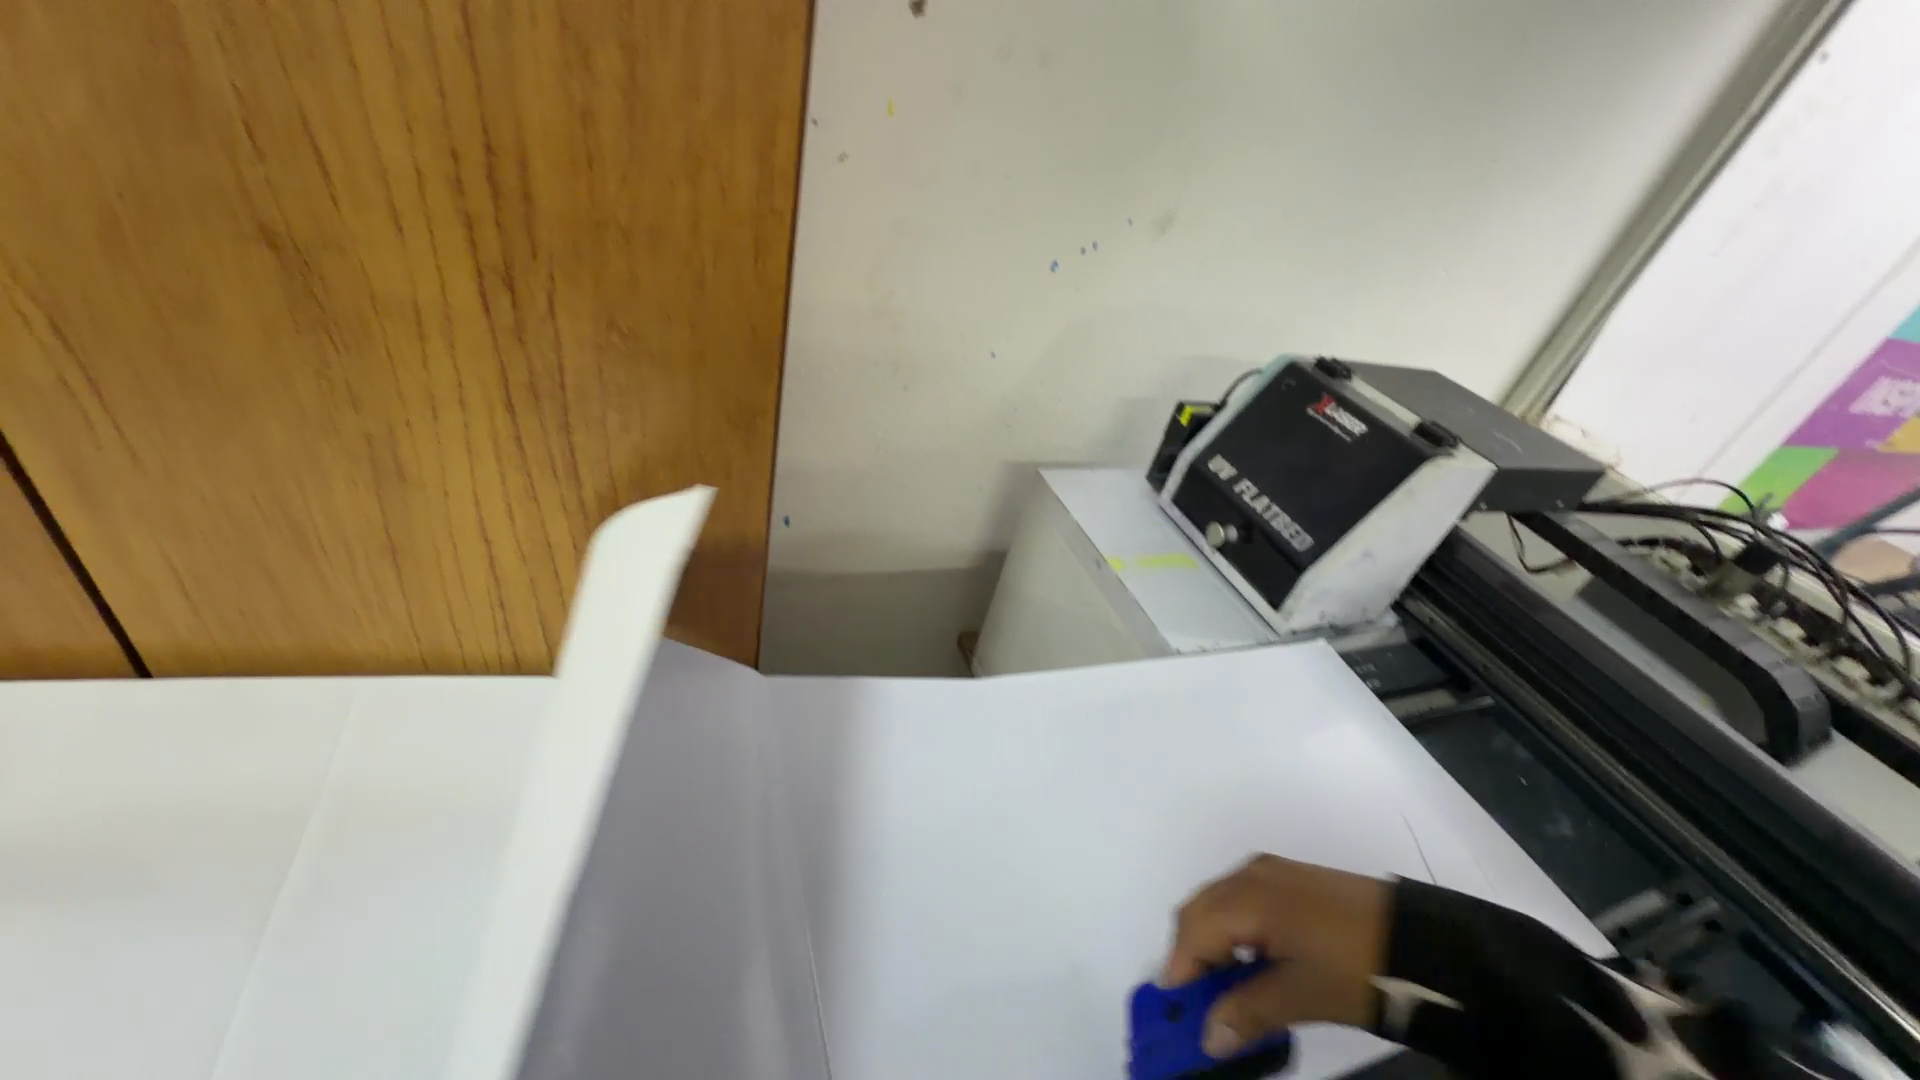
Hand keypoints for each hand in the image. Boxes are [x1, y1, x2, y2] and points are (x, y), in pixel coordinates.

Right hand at [1163, 854, 1390, 1056]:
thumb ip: (1248, 1012)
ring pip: (1219, 905)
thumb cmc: (1356, 966)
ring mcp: (1272, 873)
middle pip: (1199, 913)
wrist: (1426, 940)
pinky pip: (1242, 900)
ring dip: (1212, 943)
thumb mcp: (1302, 997)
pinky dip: (1234, 930)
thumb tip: (1210, 1037)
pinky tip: (1252, 963)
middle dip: (1191, 957)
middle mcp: (1251, 875)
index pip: (1193, 931)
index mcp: (1248, 896)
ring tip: (1227, 991)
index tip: (1175, 1013)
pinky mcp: (1292, 879)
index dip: (1180, 971)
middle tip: (1200, 1005)